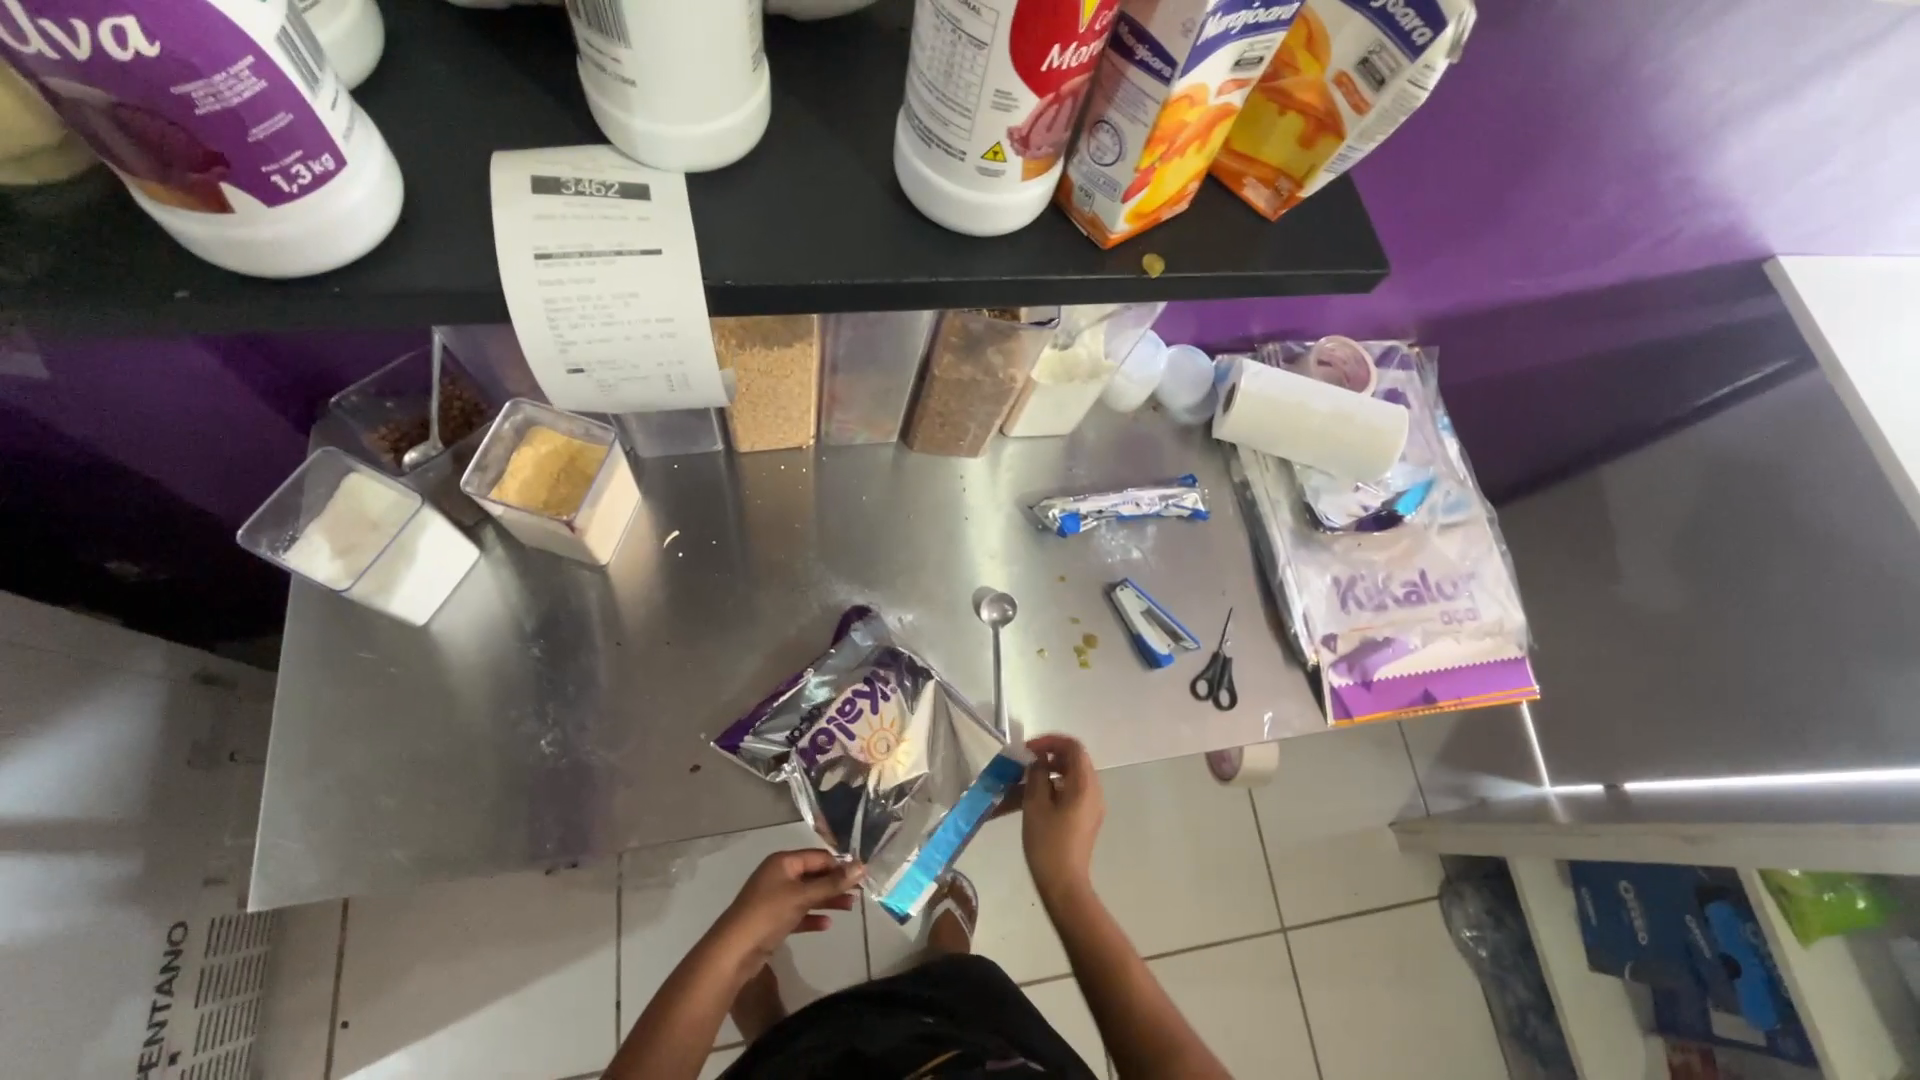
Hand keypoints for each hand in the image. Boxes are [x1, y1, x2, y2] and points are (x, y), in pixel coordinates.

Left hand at [709, 850, 862, 972]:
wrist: (734, 952)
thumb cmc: (768, 914)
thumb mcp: (803, 896)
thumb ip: (833, 883)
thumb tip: (862, 865)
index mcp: (783, 862)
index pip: (818, 857)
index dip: (839, 865)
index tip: (860, 877)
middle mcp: (778, 876)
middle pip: (813, 875)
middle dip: (835, 884)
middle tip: (859, 894)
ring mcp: (774, 898)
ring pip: (807, 895)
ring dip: (827, 900)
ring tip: (850, 907)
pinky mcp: (773, 920)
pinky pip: (798, 913)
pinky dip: (812, 916)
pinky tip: (827, 924)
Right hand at [1021, 734, 1103, 903]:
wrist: (1064, 884)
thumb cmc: (1048, 843)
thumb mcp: (1035, 804)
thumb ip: (1037, 775)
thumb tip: (1038, 760)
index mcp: (1084, 784)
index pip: (1073, 747)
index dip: (1050, 742)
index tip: (1028, 750)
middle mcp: (1093, 791)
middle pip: (1074, 760)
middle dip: (1048, 756)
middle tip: (1024, 763)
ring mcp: (1092, 806)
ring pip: (1071, 777)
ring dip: (1048, 773)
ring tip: (1023, 781)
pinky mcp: (1086, 818)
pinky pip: (1071, 792)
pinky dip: (1053, 788)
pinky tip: (1032, 799)